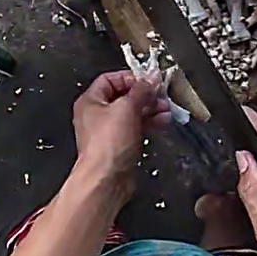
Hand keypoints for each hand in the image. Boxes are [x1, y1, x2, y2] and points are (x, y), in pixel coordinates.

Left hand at [71, 70, 170, 184]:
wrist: (106, 178)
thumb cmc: (107, 145)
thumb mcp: (126, 108)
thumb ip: (140, 91)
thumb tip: (150, 79)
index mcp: (90, 101)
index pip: (110, 79)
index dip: (130, 77)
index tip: (148, 79)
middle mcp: (97, 114)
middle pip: (123, 95)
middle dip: (144, 94)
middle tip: (160, 94)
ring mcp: (108, 130)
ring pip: (132, 112)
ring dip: (150, 108)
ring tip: (166, 107)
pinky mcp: (119, 144)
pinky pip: (136, 126)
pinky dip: (149, 122)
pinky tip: (163, 120)